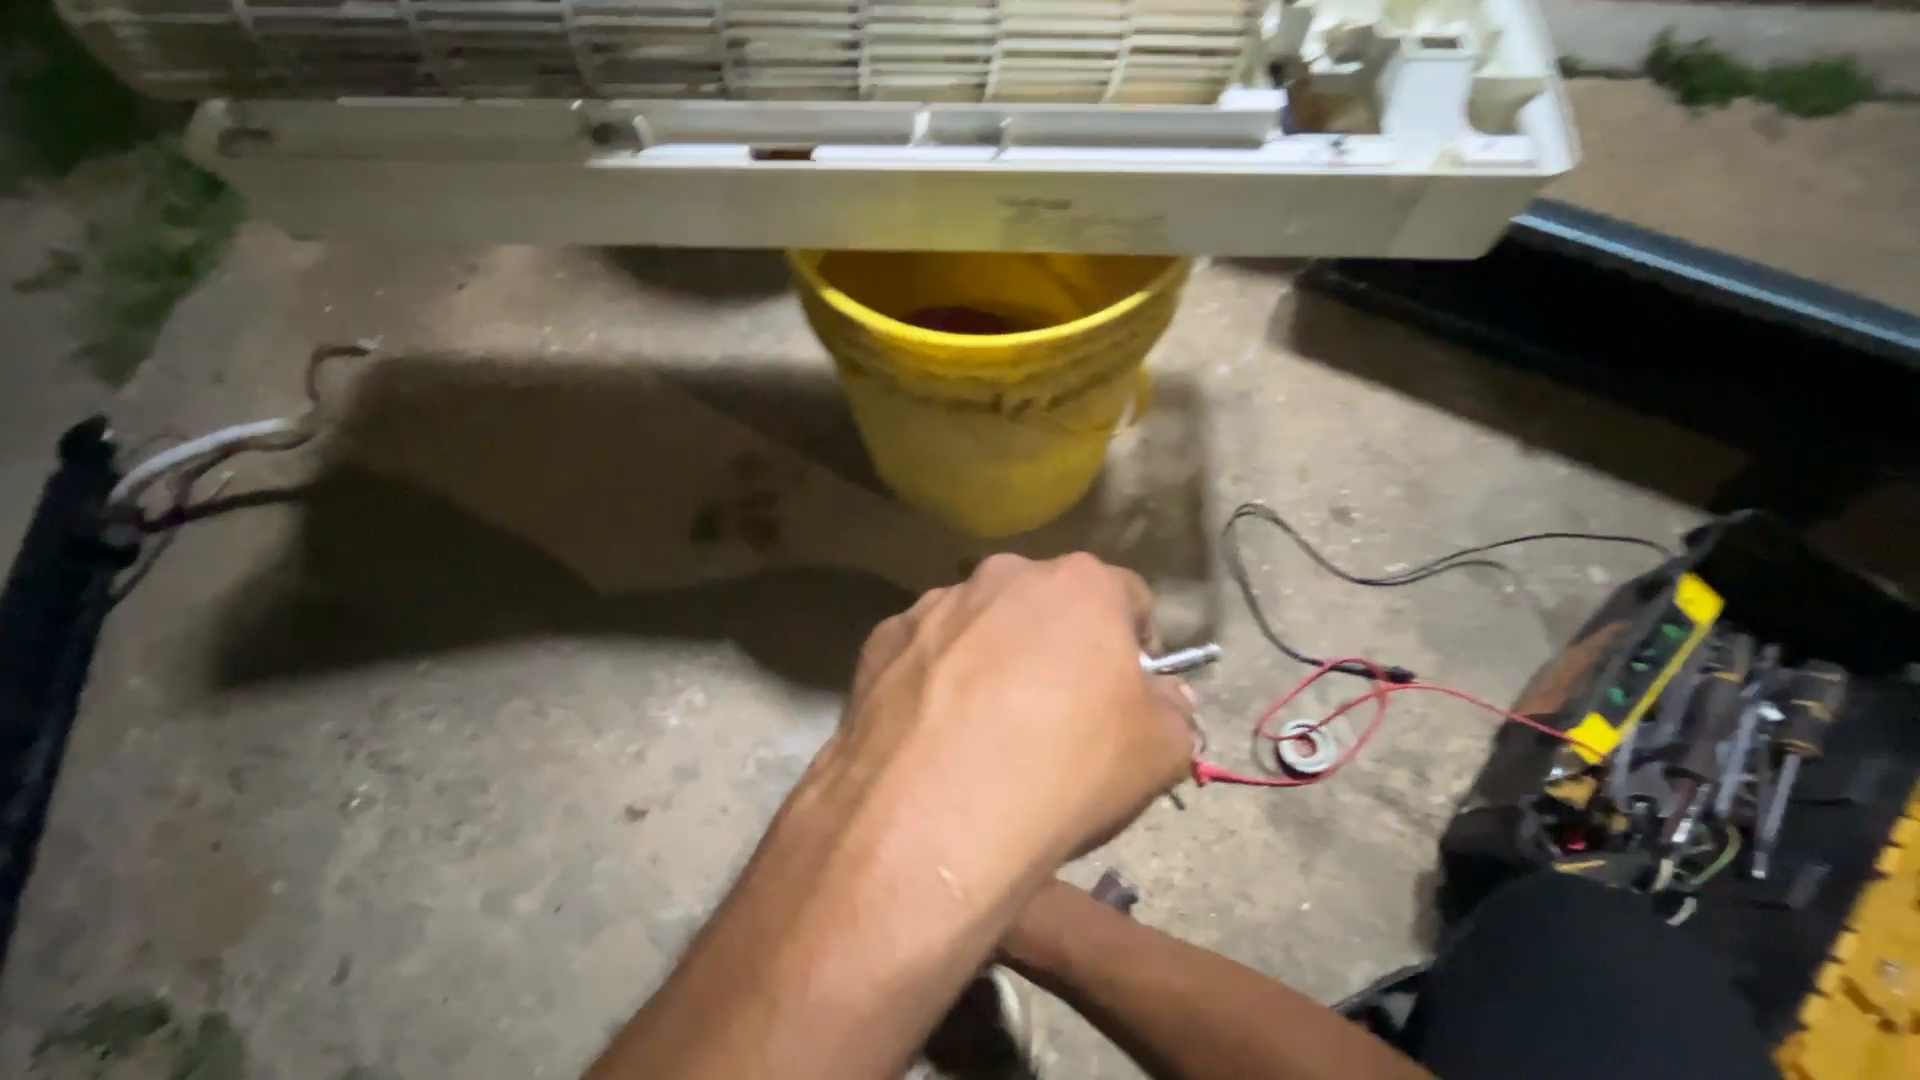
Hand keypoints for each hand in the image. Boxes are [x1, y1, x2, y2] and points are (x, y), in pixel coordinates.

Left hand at [817, 553, 1195, 883]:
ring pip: (982, 625)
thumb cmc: (1066, 769)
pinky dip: (937, 681)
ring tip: (987, 732)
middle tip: (1060, 715)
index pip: (1128, 597)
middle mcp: (1003, 575)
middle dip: (1061, 648)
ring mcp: (934, 605)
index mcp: (1080, 583)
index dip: (1138, 647)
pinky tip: (936, 737)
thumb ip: (1174, 710)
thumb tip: (1165, 697)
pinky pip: (926, 654)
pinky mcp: (882, 641)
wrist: (932, 816)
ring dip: (994, 660)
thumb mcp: (1161, 752)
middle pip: (1048, 606)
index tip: (1131, 694)